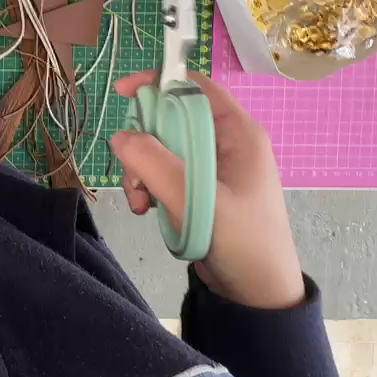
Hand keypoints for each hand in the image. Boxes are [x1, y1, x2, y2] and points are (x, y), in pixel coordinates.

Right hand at [108, 71, 305, 308]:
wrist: (256, 294)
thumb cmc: (243, 242)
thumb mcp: (198, 201)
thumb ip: (157, 164)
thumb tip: (120, 136)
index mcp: (237, 133)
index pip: (194, 86)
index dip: (158, 82)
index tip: (123, 92)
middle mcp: (222, 142)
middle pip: (166, 117)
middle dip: (142, 142)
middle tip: (134, 172)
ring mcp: (207, 166)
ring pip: (156, 146)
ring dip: (140, 170)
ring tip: (142, 202)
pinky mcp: (195, 186)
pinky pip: (158, 170)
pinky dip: (145, 186)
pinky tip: (146, 210)